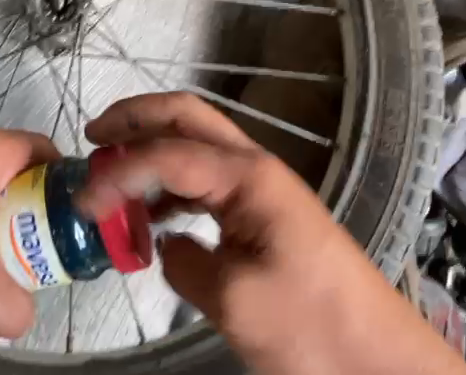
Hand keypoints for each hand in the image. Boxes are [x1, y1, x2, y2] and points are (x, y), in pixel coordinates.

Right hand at [78, 93, 465, 374]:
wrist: (382, 364)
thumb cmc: (314, 329)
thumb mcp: (236, 303)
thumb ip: (184, 263)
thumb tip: (167, 246)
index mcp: (247, 177)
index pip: (167, 154)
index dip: (118, 172)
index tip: (83, 200)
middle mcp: (253, 167)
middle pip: (185, 116)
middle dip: (135, 117)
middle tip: (93, 135)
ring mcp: (261, 189)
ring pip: (195, 144)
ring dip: (151, 149)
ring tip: (113, 174)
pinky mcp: (264, 217)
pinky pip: (207, 182)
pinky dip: (172, 187)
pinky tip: (153, 217)